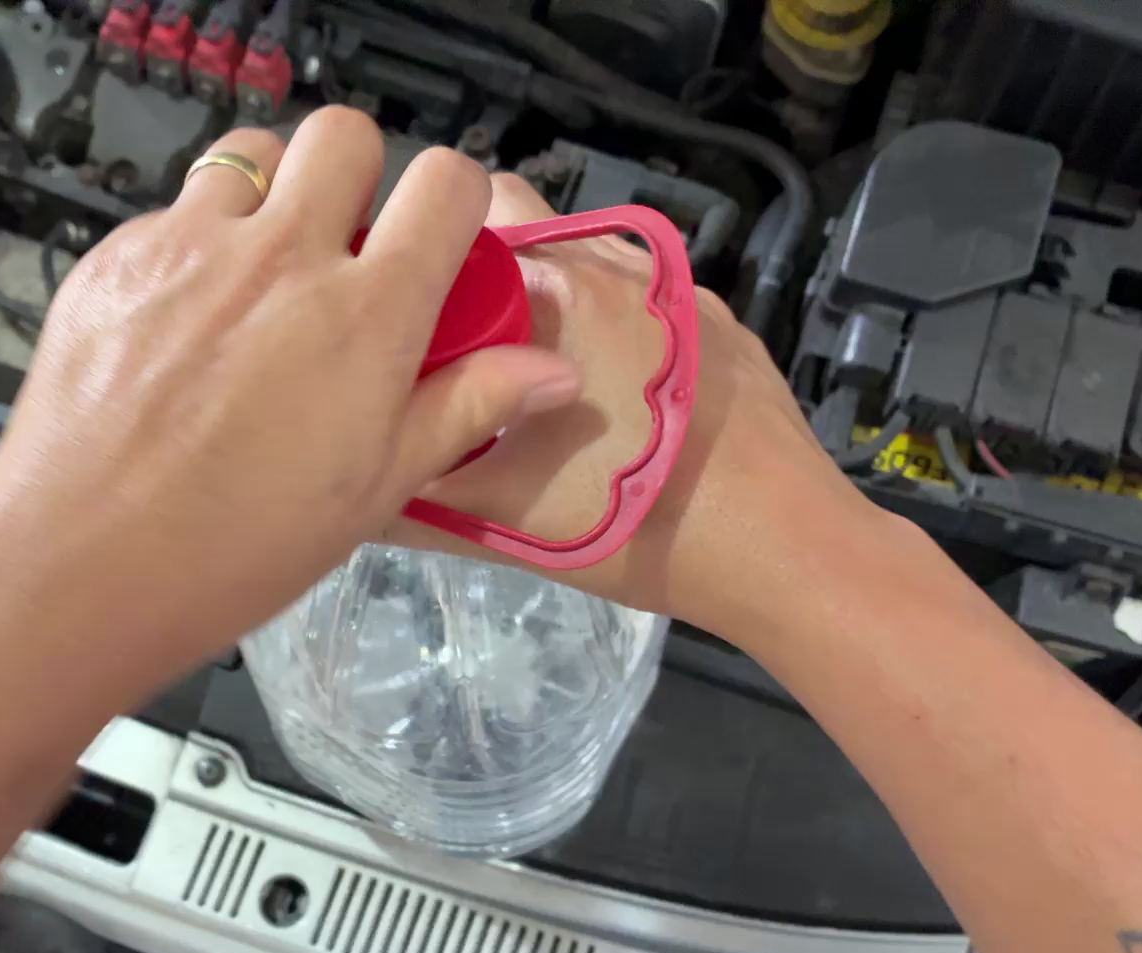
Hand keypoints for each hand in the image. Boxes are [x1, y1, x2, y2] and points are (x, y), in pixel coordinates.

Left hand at [0, 109, 581, 679]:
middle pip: (344, 135)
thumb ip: (469, 407)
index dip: (454, 202)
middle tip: (347, 252)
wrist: (90, 560)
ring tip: (267, 272)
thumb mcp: (380, 483)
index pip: (444, 185)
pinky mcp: (117, 257)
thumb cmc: (250, 540)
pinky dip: (200, 243)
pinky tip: (189, 321)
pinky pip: (176, 211)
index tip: (441, 243)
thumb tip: (553, 373)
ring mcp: (192, 246)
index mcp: (366, 314)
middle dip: (360, 178)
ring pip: (253, 155)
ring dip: (276, 195)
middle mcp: (283, 256)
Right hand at [390, 174, 898, 644]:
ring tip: (530, 373)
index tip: (405, 329)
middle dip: (476, 267)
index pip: (457, 230)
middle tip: (460, 350)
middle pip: (519, 216)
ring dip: (543, 291)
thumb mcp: (502, 521)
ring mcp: (674, 285)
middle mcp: (612, 264)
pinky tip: (611, 390)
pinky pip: (637, 289)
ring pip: (581, 250)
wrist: (782, 548)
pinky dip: (605, 317)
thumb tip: (358, 489)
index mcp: (552, 294)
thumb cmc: (630, 524)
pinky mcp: (716, 317)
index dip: (419, 274)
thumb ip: (416, 497)